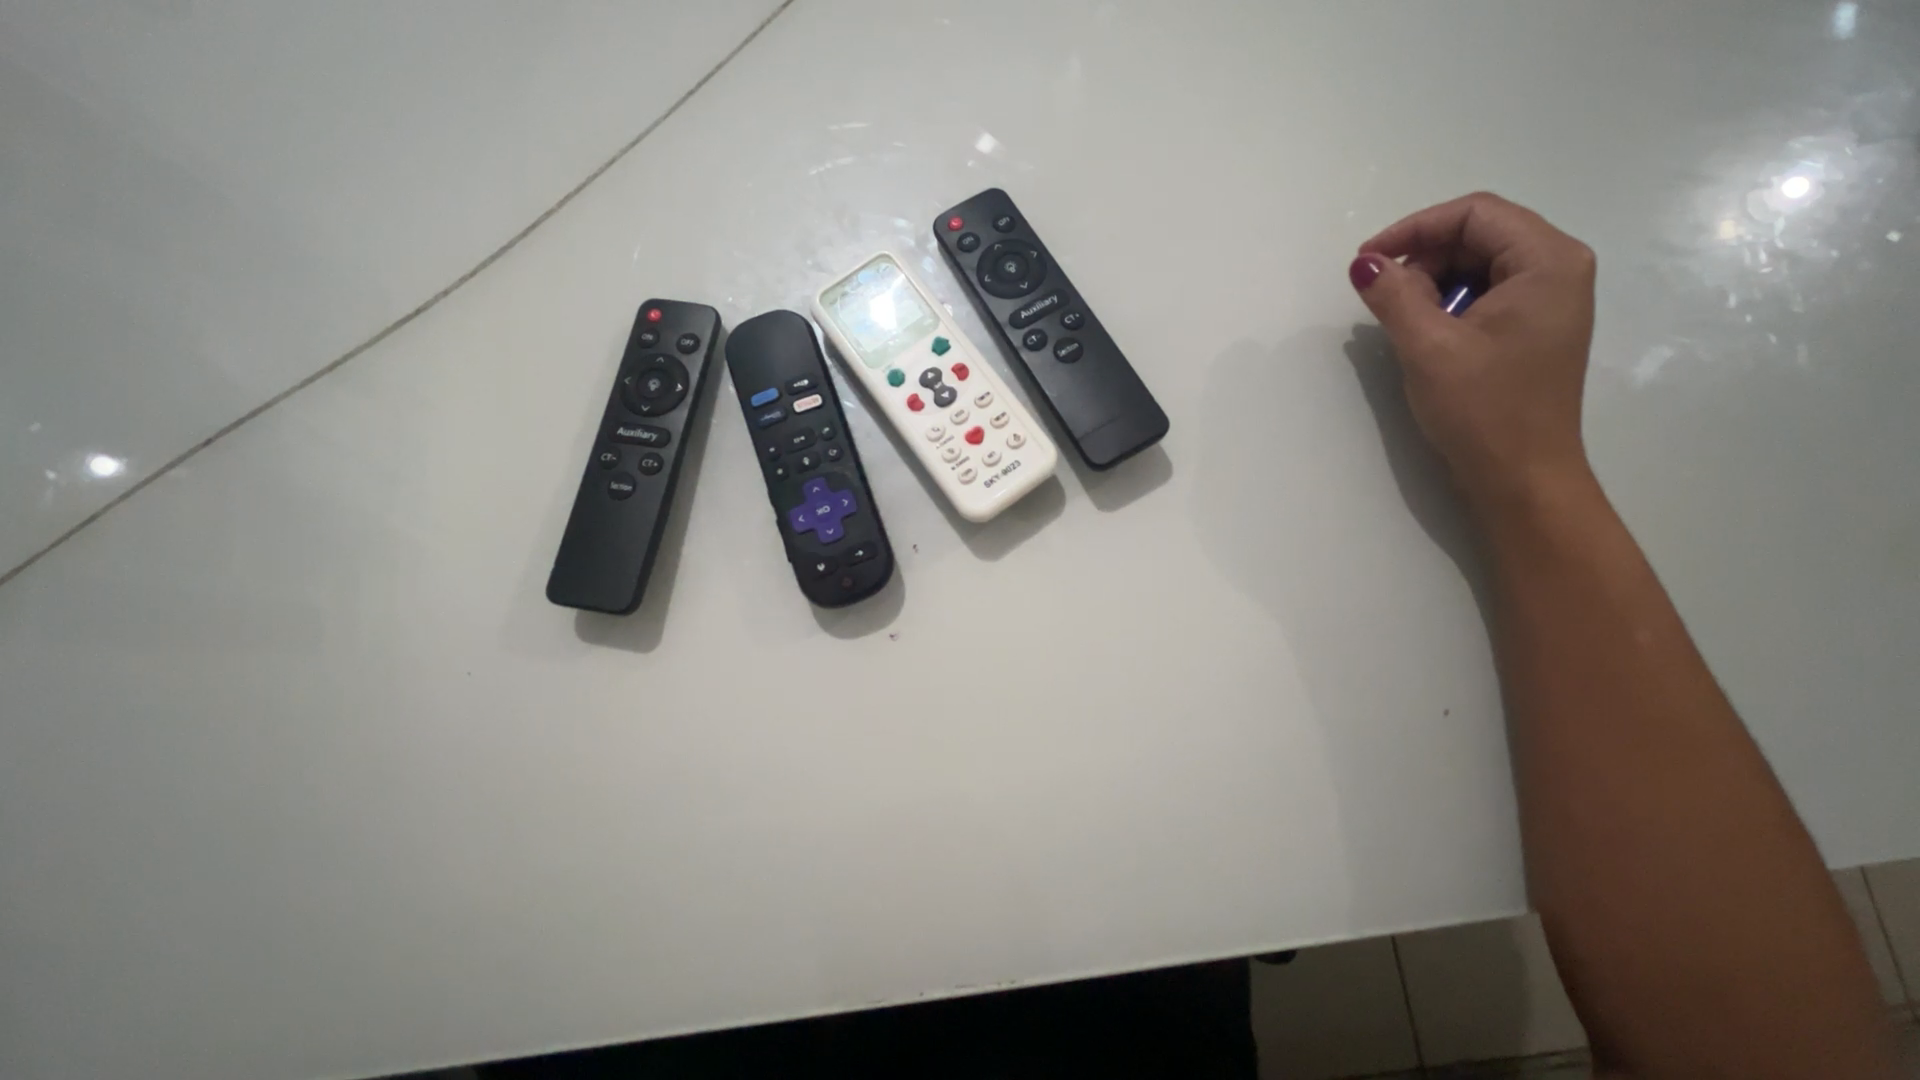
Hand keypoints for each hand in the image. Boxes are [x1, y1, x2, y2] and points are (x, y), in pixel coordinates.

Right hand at [1349, 192, 1597, 513]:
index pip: (1475, 213)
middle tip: (1381, 294)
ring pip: (1479, 264)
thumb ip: (1393, 295)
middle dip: (1423, 256)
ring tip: (1400, 317)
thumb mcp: (1428, 347)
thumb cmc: (1483, 410)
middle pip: (1480, 234)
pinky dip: (1448, 302)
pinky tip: (1425, 332)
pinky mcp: (1534, 328)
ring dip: (1431, 281)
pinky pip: (1486, 293)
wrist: (1522, 478)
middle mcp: (1559, 269)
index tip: (1366, 261)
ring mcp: (1550, 300)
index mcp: (1548, 261)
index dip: (1414, 228)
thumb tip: (1364, 263)